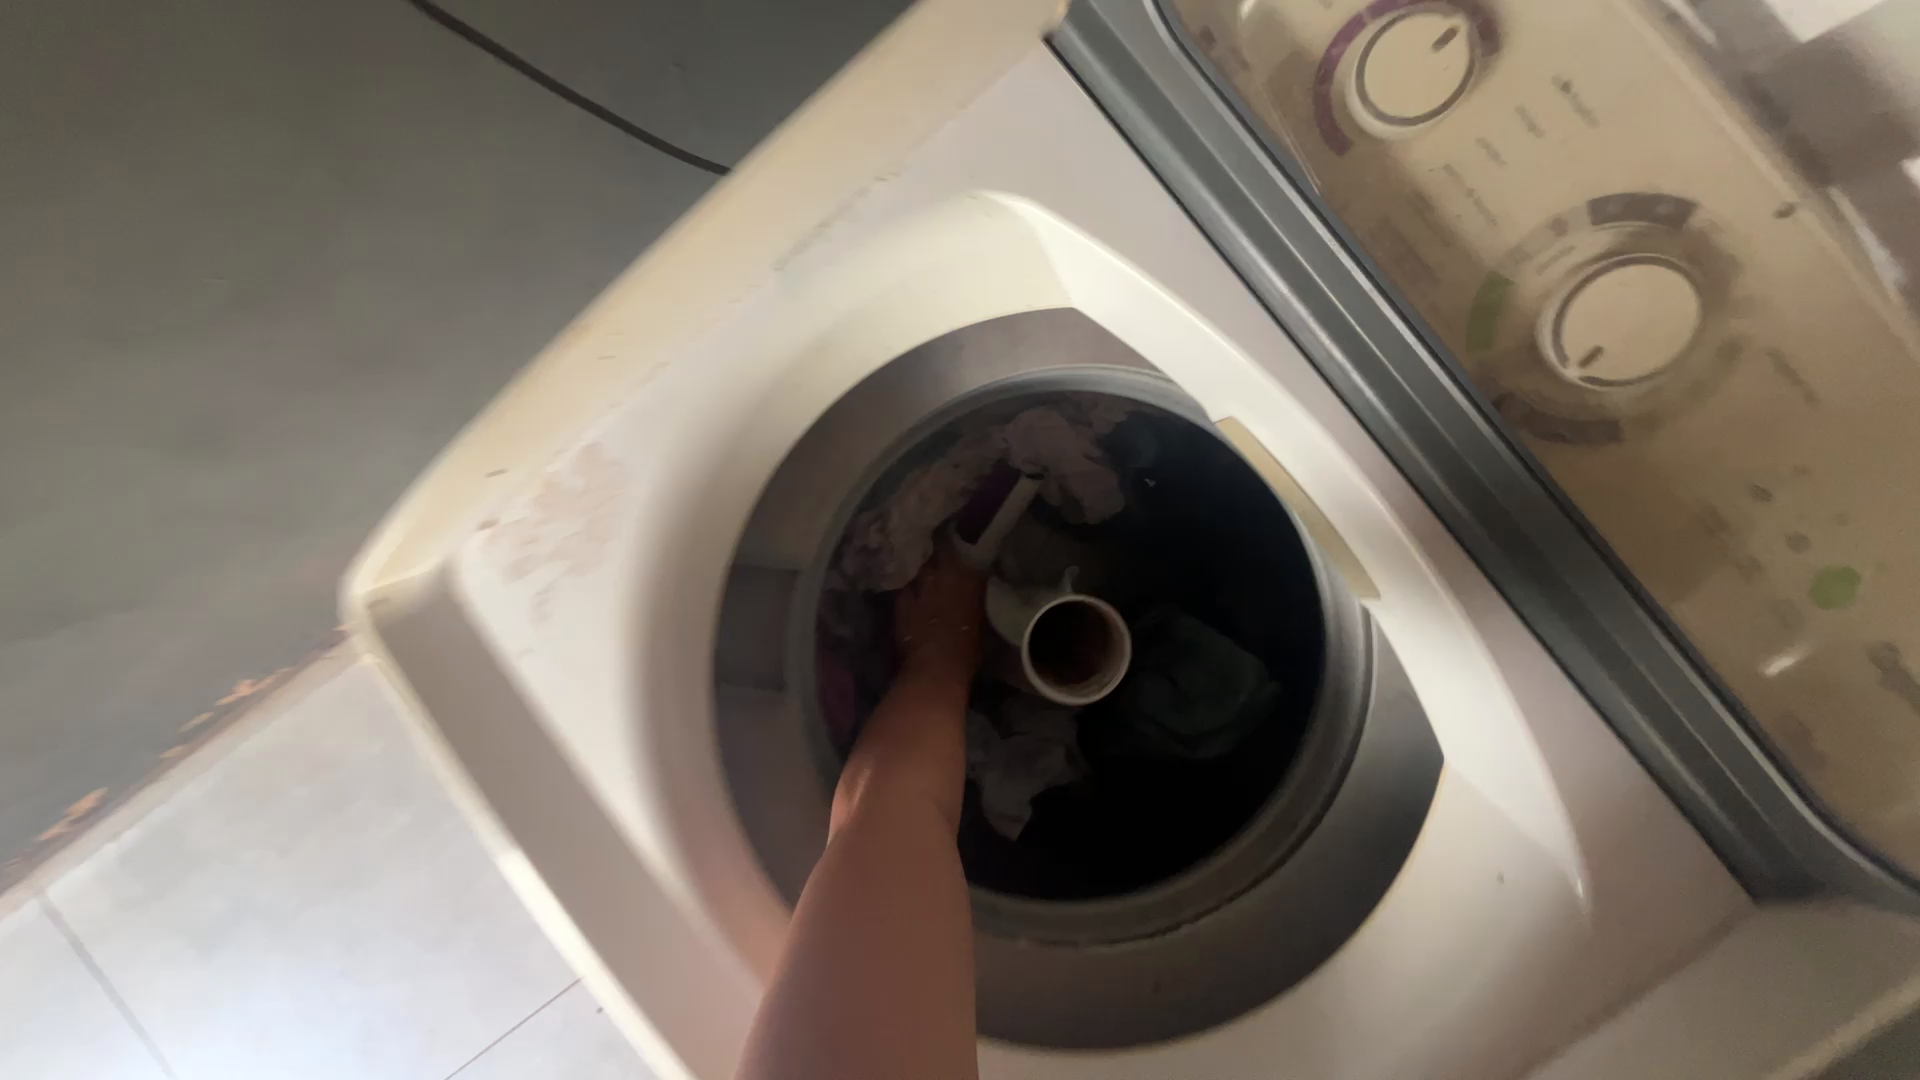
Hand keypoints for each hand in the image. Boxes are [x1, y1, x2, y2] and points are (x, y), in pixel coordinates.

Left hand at [893, 542, 986, 680]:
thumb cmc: (971, 648)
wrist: (937, 666)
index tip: (957, 536)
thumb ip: (979, 598)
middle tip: (940, 551)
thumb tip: (980, 588)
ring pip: (919, 569)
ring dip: (923, 570)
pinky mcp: (902, 602)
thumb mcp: (985, 619)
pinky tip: (910, 593)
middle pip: (936, 552)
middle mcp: (942, 576)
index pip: (960, 547)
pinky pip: (905, 588)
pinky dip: (909, 589)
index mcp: (968, 578)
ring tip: (925, 572)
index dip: (957, 540)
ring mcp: (919, 587)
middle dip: (938, 550)